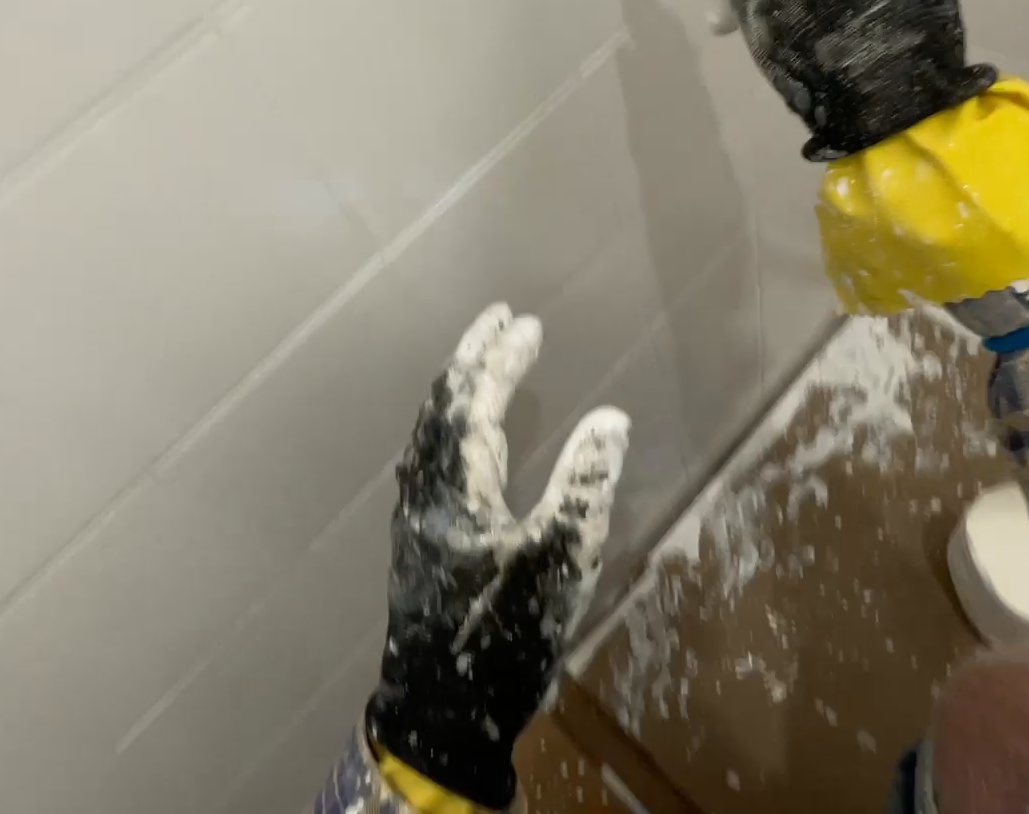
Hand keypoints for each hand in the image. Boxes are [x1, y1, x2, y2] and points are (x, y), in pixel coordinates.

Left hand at [366, 305, 628, 808]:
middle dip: (471, 356)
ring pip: (433, 428)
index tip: (527, 324)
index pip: (476, 401)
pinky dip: (454, 421)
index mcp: (456, 486)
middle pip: (443, 404)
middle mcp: (426, 487)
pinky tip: (469, 431)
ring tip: (486, 359)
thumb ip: (584, 486)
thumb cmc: (503, 635)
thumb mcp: (561, 563)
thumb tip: (612, 417)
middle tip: (499, 318)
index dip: (501, 358)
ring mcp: (417, 510)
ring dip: (460, 386)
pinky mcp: (419, 533)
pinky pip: (433, 453)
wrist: (441, 711)